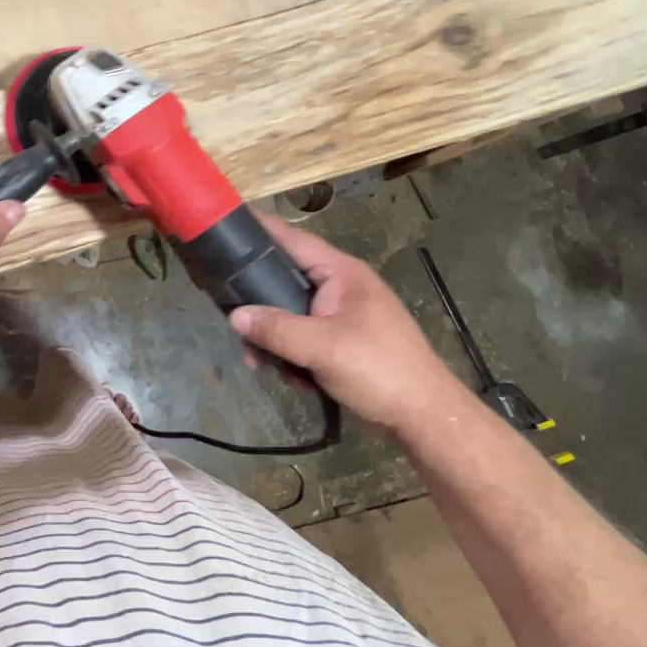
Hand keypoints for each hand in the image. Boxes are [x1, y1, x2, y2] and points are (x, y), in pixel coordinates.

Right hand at [229, 215, 470, 433]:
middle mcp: (341, 288)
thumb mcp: (323, 348)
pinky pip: (302, 338)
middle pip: (284, 281)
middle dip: (258, 305)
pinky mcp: (342, 342)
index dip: (258, 231)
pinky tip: (293, 380)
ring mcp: (342, 316)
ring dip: (273, 339)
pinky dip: (292, 356)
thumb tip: (234, 316)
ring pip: (290, 315)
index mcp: (342, 274)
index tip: (221, 226)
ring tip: (261, 363)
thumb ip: (276, 329)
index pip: (293, 240)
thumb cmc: (380, 371)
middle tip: (232, 320)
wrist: (425, 419)